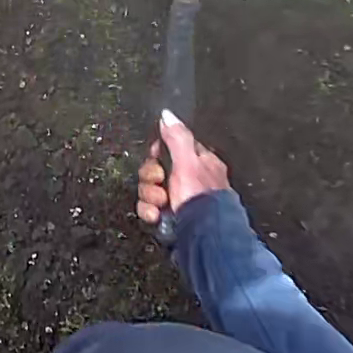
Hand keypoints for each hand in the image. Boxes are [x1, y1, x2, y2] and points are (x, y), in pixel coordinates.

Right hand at [137, 110, 230, 226]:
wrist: (204, 237)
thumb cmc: (202, 199)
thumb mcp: (188, 162)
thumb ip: (176, 137)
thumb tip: (167, 114)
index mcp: (198, 163)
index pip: (169, 148)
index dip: (157, 153)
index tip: (157, 159)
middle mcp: (188, 180)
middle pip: (154, 169)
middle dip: (151, 178)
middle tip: (160, 184)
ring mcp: (177, 199)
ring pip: (148, 189)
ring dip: (150, 196)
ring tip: (162, 204)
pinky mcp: (168, 217)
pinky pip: (148, 208)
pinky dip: (150, 212)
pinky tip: (157, 215)